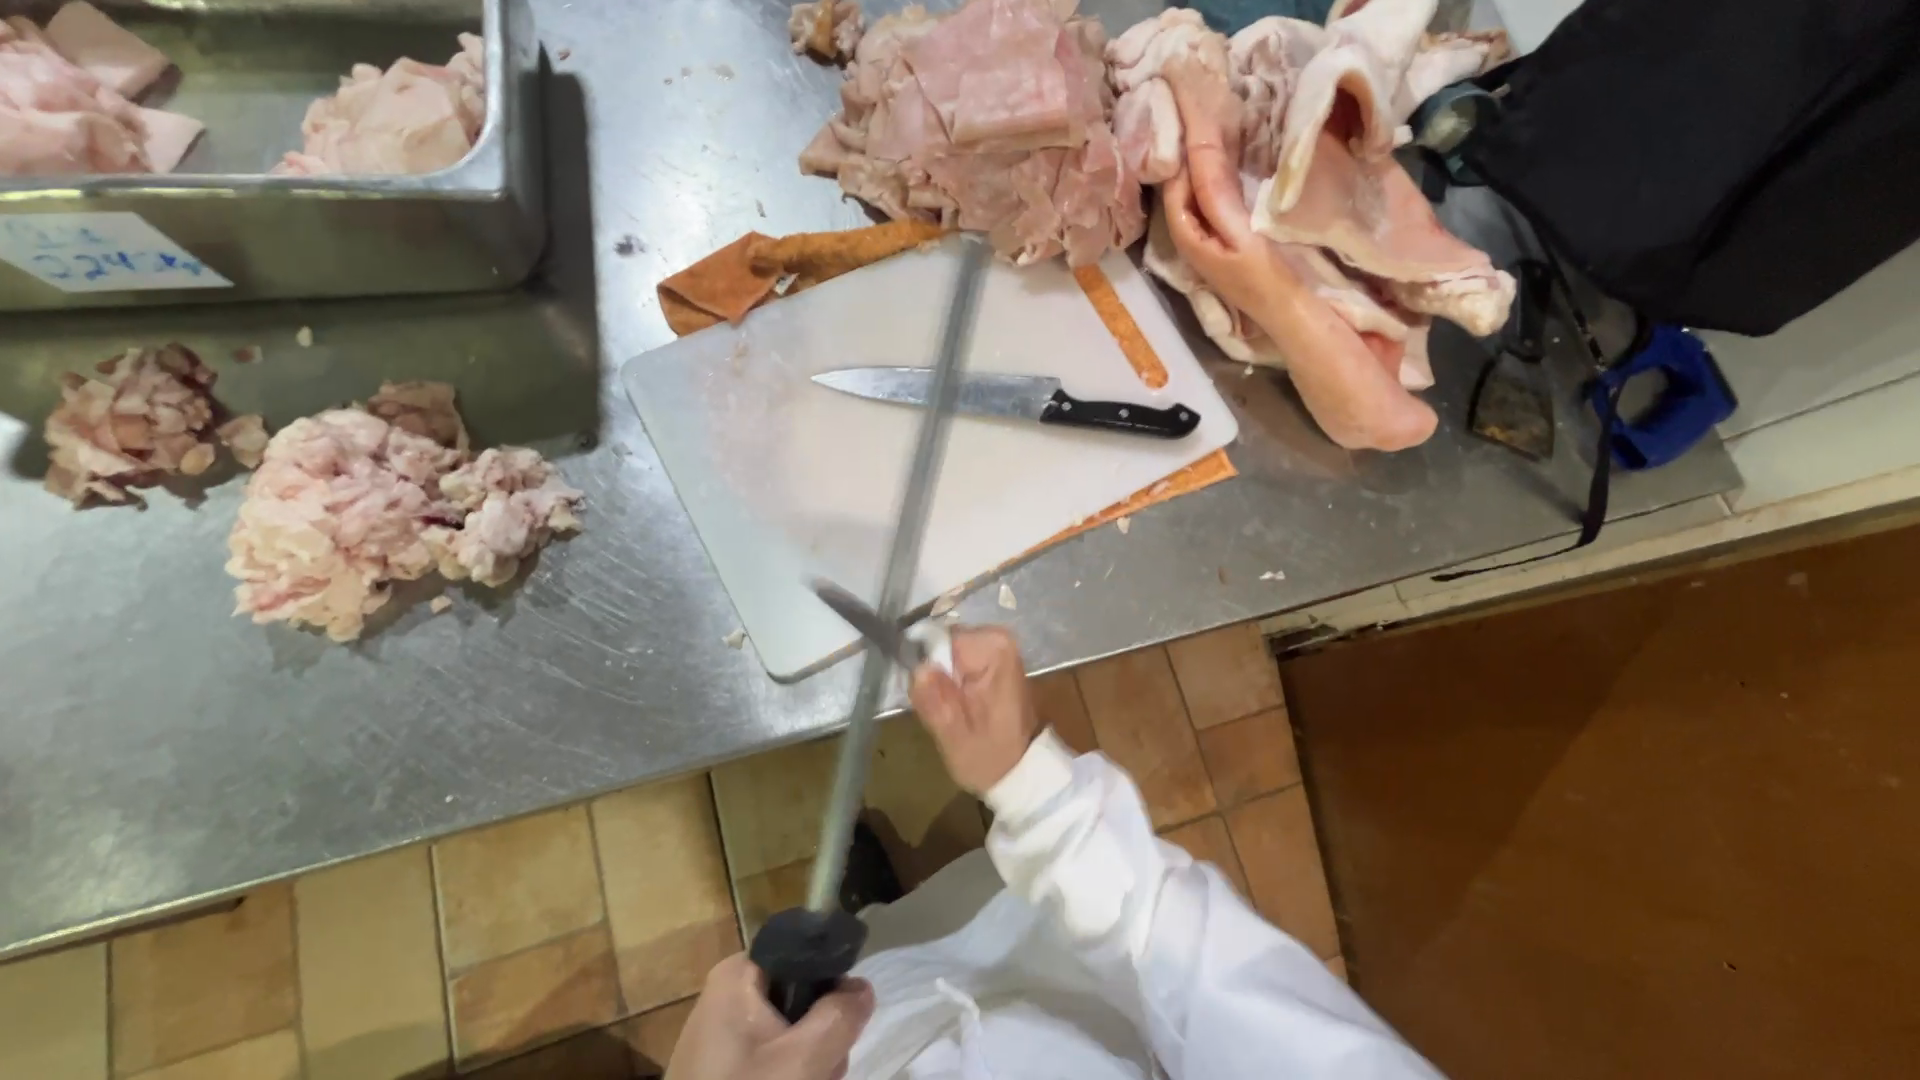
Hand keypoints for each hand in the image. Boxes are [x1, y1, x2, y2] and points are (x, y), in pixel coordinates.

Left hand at [666, 953, 873, 1079]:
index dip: (832, 983)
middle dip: (821, 1035)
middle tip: (822, 1071)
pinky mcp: (723, 1068)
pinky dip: (789, 1075)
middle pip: (801, 995)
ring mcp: (723, 1034)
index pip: (804, 953)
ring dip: (810, 1062)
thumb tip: (861, 987)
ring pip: (791, 1031)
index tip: (841, 1023)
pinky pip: (771, 1057)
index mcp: (739, 975)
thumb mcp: (801, 1062)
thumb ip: (840, 1018)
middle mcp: (728, 994)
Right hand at [909, 625, 1041, 794]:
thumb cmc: (989, 756)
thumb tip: (918, 669)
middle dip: (935, 676)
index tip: (936, 701)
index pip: (937, 640)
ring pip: (945, 652)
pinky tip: (959, 704)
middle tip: (944, 710)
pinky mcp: (994, 656)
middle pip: (941, 643)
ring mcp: (998, 645)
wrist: (1020, 770)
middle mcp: (998, 638)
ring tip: (953, 709)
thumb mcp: (954, 738)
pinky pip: (955, 660)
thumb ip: (935, 702)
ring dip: (942, 681)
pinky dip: (951, 681)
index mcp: (993, 648)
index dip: (929, 671)